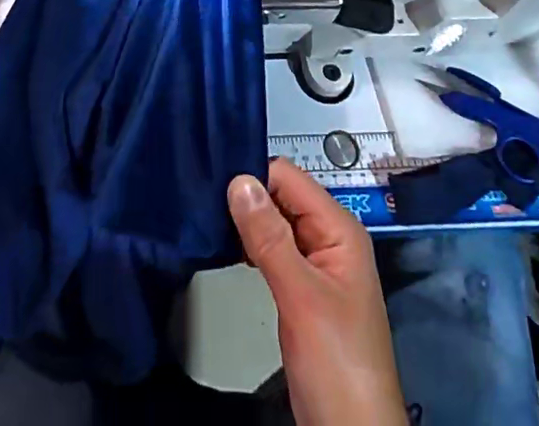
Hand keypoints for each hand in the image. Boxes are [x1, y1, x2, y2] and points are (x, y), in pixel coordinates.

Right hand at [227, 159, 403, 425]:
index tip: (210, 181)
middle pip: (282, 196)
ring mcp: (315, 261)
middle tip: (200, 198)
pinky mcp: (300, 284)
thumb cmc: (336, 361)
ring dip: (245, 219)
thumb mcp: (301, 296)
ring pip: (275, 221)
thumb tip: (239, 181)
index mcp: (339, 228)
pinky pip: (273, 246)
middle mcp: (328, 236)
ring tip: (206, 217)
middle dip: (246, 195)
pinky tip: (225, 246)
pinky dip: (250, 243)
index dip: (253, 176)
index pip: (289, 178)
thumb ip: (270, 237)